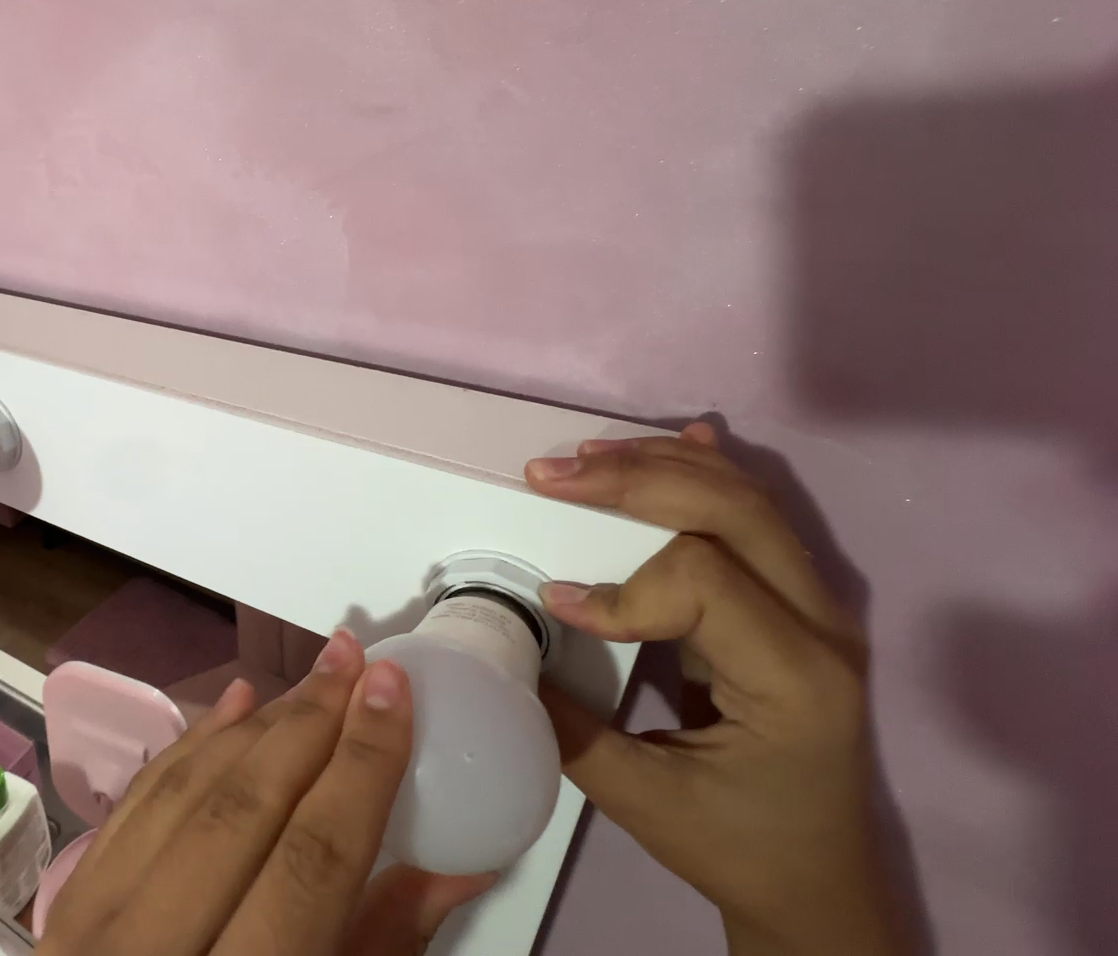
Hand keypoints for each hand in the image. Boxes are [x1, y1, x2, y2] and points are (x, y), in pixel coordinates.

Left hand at [37, 631, 495, 955]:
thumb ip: (383, 943)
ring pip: (184, 790)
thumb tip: (462, 860)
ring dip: (254, 721)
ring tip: (309, 674)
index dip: (360, 765)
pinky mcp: (67, 904)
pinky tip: (232, 702)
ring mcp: (91, 926)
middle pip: (242, 807)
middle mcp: (151, 949)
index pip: (311, 859)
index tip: (392, 688)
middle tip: (353, 653)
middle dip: (308, 720)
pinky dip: (190, 746)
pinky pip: (137, 802)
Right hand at [526, 423, 905, 955]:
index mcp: (792, 678)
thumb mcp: (642, 800)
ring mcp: (816, 606)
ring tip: (582, 459)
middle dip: (630, 483)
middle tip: (548, 474)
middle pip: (730, 510)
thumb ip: (566, 728)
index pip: (704, 581)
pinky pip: (756, 514)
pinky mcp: (794, 601)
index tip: (554, 605)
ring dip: (656, 465)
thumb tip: (500, 652)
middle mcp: (820, 626)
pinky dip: (710, 470)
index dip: (620, 585)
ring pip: (744, 497)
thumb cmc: (738, 845)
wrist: (820, 882)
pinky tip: (684, 438)